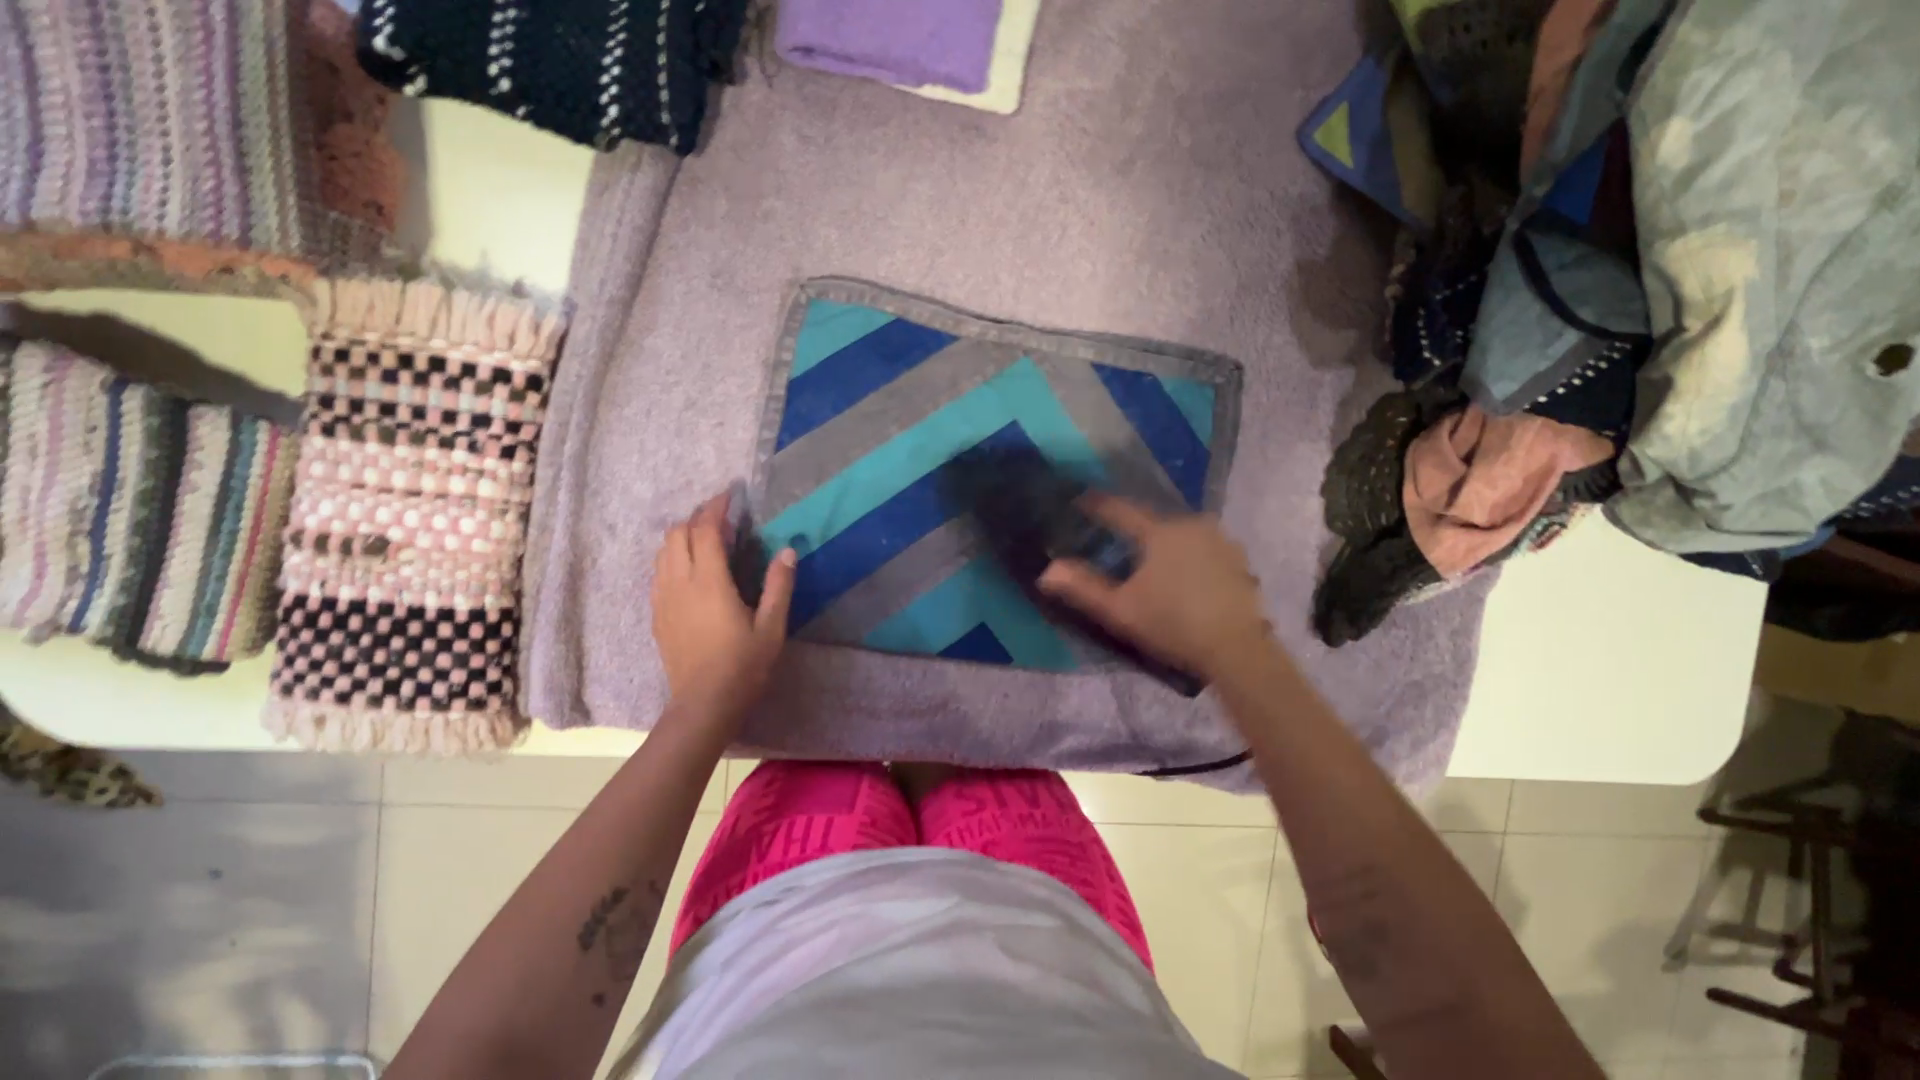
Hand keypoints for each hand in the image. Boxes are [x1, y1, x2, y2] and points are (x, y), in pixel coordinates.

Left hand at [651, 491, 796, 722]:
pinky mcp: (657, 614)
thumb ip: (779, 585)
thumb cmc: (743, 665)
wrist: (703, 704)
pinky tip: (690, 570)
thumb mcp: (772, 627)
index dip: (717, 508)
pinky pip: (658, 572)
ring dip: (682, 536)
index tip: (730, 495)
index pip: (706, 530)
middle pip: (677, 533)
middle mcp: (680, 582)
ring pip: (663, 551)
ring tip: (705, 539)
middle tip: (721, 517)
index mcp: (709, 581)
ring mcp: (663, 598)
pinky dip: (672, 557)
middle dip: (697, 518)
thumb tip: (787, 550)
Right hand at [1038, 495, 1274, 681]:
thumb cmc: (1173, 625)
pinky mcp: (1240, 560)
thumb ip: (1083, 588)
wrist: (1238, 650)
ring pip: (1182, 534)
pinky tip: (1185, 577)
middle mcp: (1192, 524)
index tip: (1079, 501)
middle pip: (1154, 520)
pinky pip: (1205, 549)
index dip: (1097, 505)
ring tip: (1150, 562)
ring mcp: (1221, 540)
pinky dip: (1190, 557)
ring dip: (1165, 543)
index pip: (1120, 509)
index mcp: (1160, 531)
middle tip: (1116, 541)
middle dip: (1134, 529)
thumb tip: (1047, 571)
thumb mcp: (1121, 610)